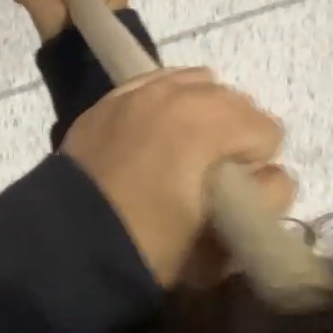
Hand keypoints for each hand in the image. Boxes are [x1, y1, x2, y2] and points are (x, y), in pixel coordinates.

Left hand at [60, 68, 295, 286]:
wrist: (66, 246)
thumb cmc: (151, 244)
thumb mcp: (225, 236)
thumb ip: (267, 196)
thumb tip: (264, 175)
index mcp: (208, 118)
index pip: (266, 131)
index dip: (256, 167)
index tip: (231, 195)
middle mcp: (172, 92)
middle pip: (230, 102)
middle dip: (228, 136)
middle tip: (206, 178)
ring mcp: (131, 93)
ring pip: (190, 87)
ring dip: (195, 116)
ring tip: (177, 158)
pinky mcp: (102, 106)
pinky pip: (147, 90)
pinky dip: (158, 109)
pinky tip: (148, 141)